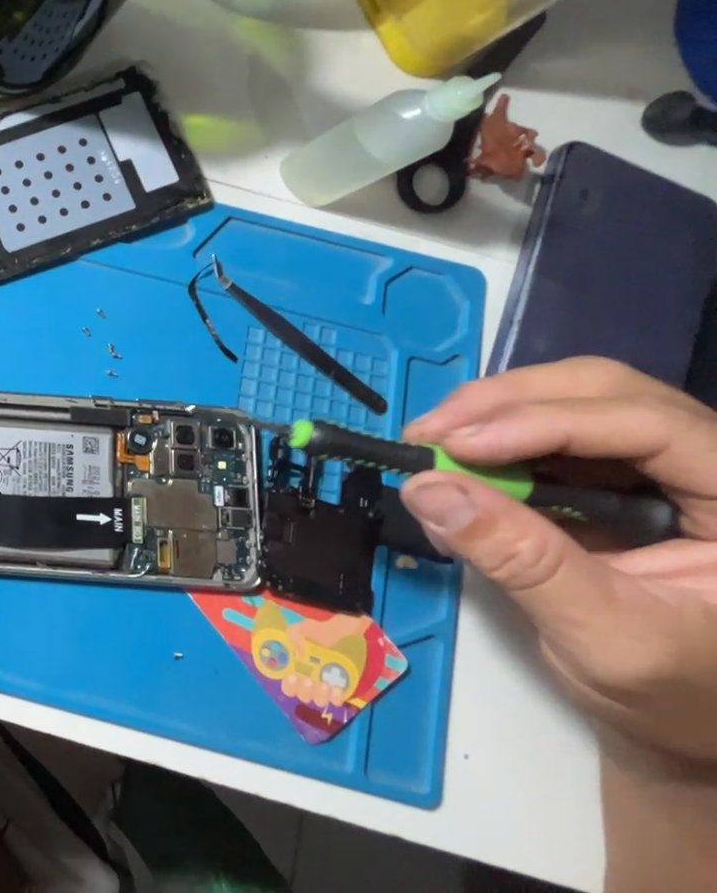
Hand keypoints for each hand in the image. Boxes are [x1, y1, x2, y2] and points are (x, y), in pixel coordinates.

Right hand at [279, 613, 369, 707]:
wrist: (347, 627)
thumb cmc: (322, 628)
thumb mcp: (304, 627)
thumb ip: (295, 636)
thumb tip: (298, 654)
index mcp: (296, 665)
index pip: (287, 684)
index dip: (288, 685)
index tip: (293, 676)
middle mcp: (309, 677)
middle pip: (301, 695)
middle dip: (303, 690)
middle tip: (308, 680)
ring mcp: (326, 683)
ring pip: (318, 701)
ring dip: (319, 695)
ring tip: (324, 684)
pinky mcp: (342, 687)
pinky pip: (337, 700)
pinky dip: (335, 697)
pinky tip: (336, 688)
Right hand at [400, 357, 716, 764]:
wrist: (687, 723)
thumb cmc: (673, 694)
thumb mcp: (602, 636)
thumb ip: (521, 560)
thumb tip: (426, 488)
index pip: (654, 427)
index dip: (548, 423)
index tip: (456, 446)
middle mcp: (714, 468)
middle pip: (611, 391)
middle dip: (510, 402)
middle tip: (431, 434)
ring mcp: (666, 469)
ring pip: (578, 399)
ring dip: (494, 413)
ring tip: (432, 445)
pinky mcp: (618, 479)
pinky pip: (552, 434)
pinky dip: (494, 440)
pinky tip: (455, 462)